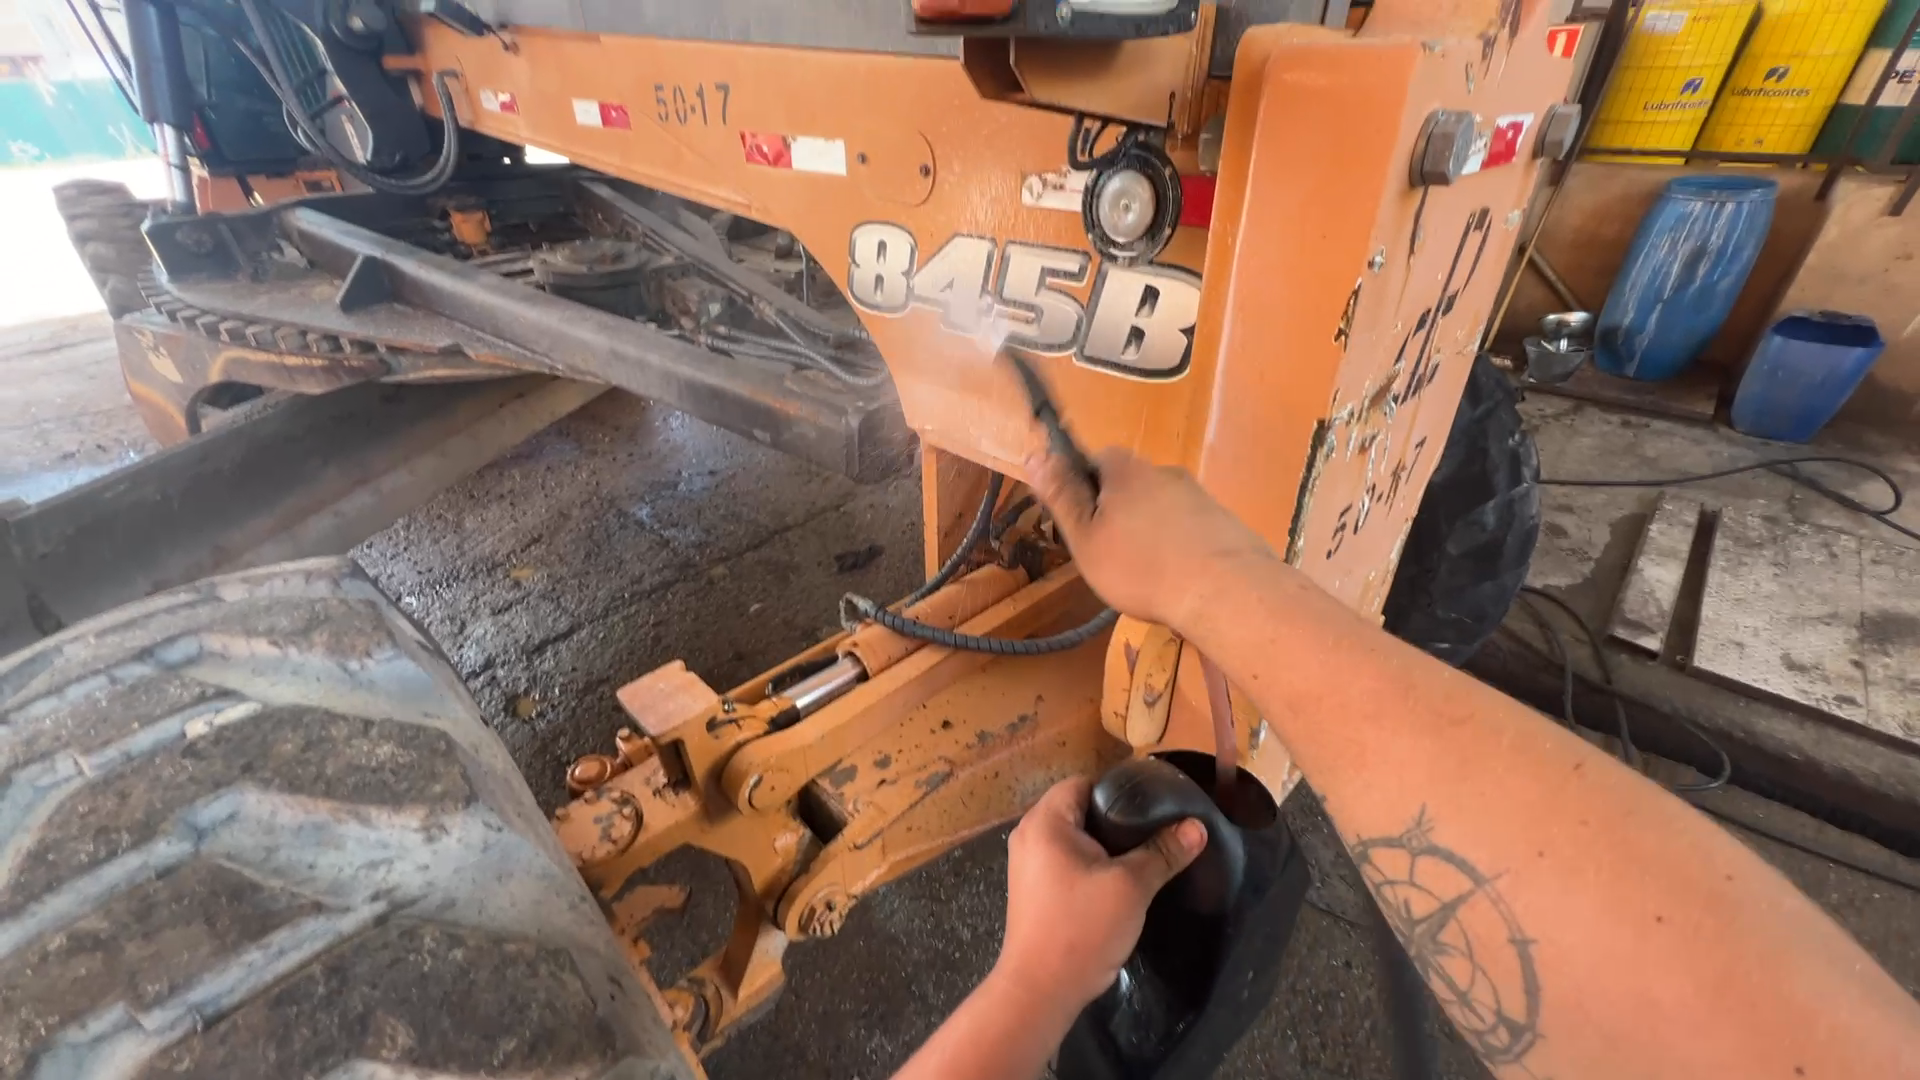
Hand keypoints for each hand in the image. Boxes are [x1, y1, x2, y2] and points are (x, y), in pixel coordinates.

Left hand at [993, 777, 1205, 1011]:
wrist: (1039, 991)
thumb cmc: (1082, 928)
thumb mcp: (1131, 887)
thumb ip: (1163, 852)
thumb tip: (1197, 827)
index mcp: (1045, 820)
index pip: (1083, 783)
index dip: (1118, 789)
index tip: (1152, 804)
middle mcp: (1028, 832)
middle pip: (1076, 807)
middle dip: (1113, 817)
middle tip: (1151, 828)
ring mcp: (1025, 861)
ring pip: (1070, 835)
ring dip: (1101, 842)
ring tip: (1139, 852)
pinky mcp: (1030, 887)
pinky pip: (1061, 858)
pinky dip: (1086, 861)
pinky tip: (1113, 878)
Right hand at [1025, 445, 1275, 633]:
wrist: (1225, 592)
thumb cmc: (1140, 567)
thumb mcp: (1086, 537)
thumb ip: (1062, 497)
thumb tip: (1034, 455)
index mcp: (1126, 470)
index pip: (1096, 458)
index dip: (1083, 487)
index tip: (1082, 524)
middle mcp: (1164, 472)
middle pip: (1130, 485)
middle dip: (1117, 513)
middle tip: (1109, 555)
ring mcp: (1199, 496)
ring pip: (1159, 508)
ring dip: (1149, 532)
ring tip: (1145, 574)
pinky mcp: (1224, 521)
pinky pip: (1188, 528)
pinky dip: (1178, 547)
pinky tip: (1176, 579)